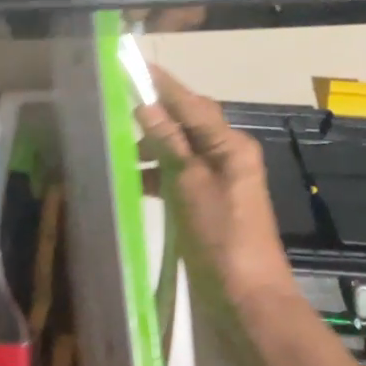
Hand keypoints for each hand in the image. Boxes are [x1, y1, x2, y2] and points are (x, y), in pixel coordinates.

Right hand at [136, 65, 294, 304]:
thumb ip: (169, 143)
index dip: (162, 84)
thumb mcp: (190, 185)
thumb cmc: (221, 237)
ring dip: (152, 144)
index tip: (132, 65)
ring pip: (180, 148)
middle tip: (117, 103)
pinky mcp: (208, 203)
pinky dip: (156, 172)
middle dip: (155, 111)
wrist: (248, 301)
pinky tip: (131, 178)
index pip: (191, 102)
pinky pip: (178, 174)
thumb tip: (147, 105)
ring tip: (116, 143)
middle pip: (188, 121)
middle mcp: (228, 155)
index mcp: (231, 145)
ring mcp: (219, 180)